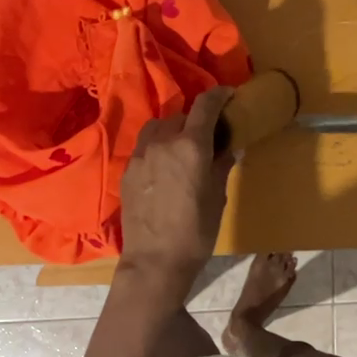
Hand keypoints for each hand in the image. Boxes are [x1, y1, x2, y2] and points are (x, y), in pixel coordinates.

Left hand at [117, 87, 235, 296]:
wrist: (155, 261)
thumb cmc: (195, 233)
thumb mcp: (217, 199)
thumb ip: (221, 168)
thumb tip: (228, 150)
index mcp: (191, 145)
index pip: (205, 105)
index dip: (218, 96)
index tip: (228, 95)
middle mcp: (163, 142)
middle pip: (180, 116)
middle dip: (195, 120)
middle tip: (207, 135)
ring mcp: (141, 155)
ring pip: (158, 127)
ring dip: (172, 130)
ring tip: (182, 148)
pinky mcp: (128, 171)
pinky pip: (145, 147)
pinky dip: (157, 148)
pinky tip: (164, 167)